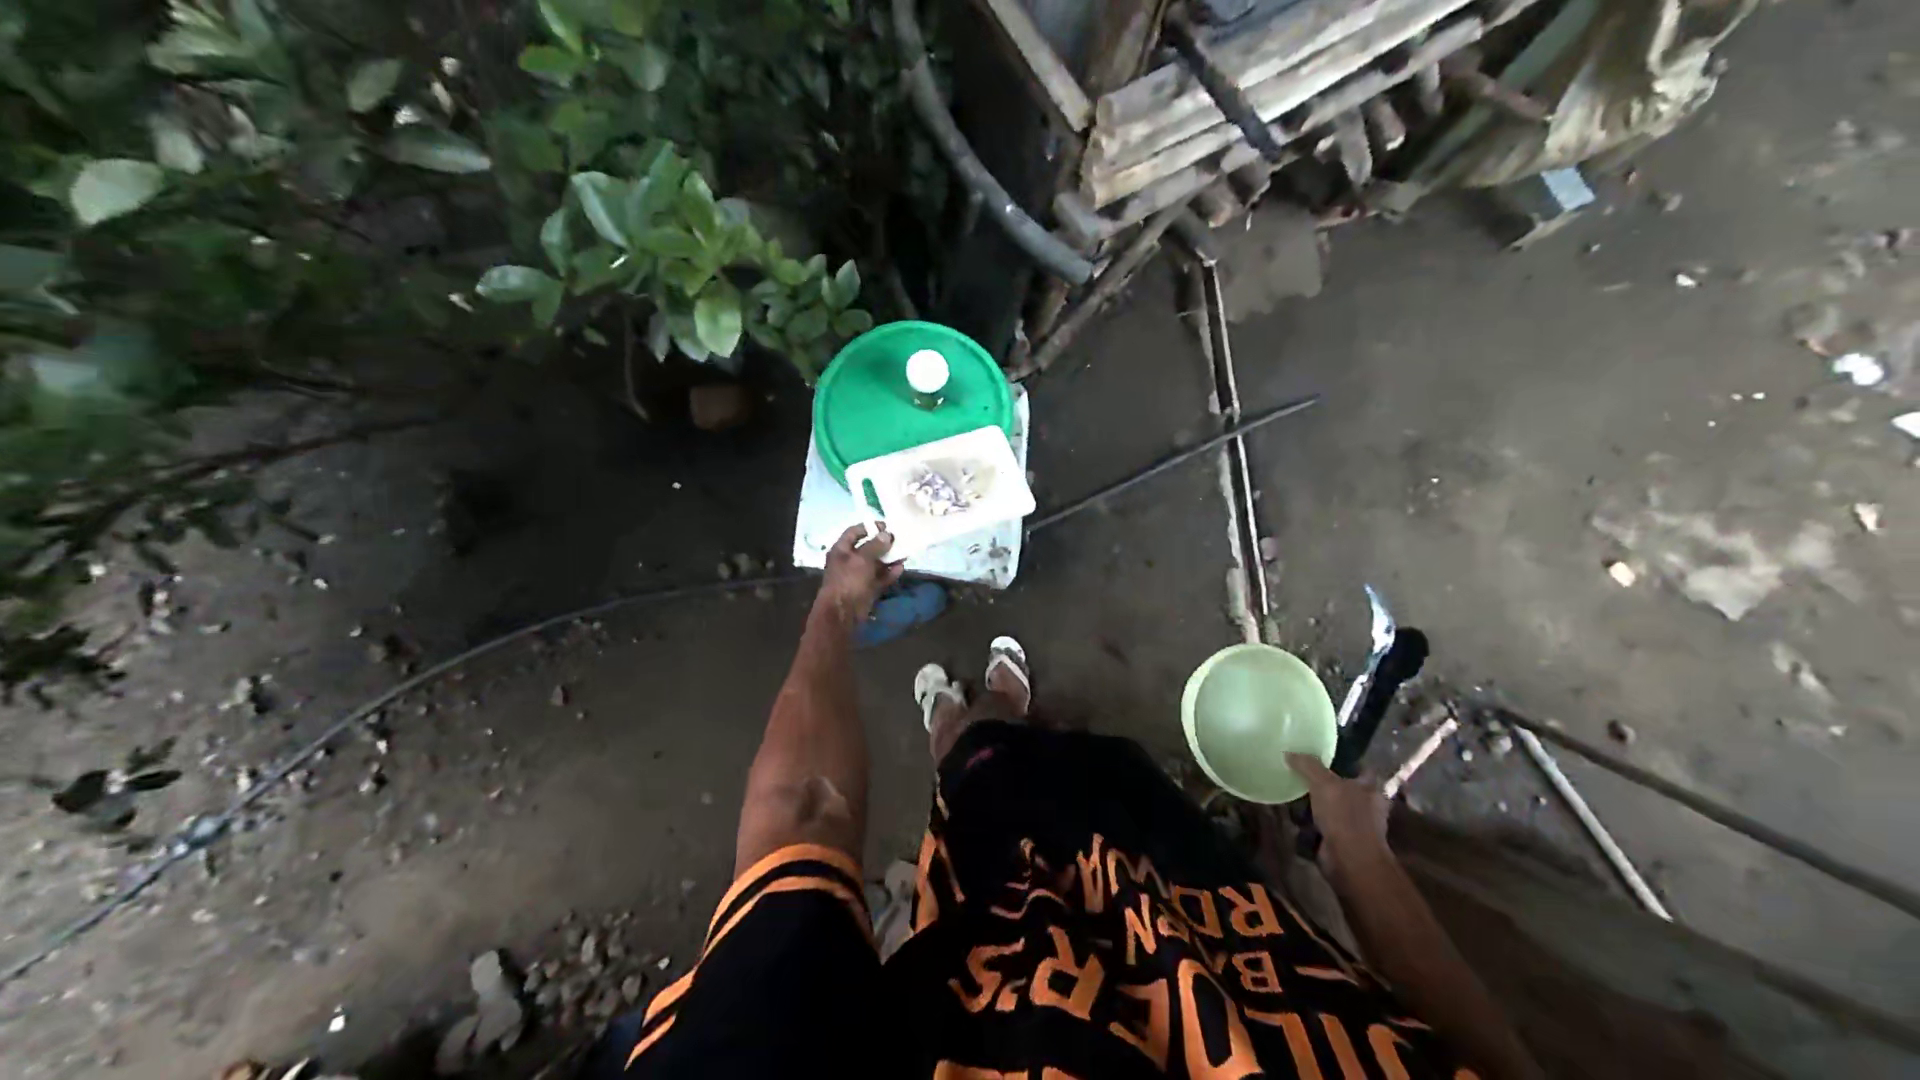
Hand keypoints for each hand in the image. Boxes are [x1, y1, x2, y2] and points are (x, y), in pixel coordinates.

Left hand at [815, 524, 903, 622]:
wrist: (843, 612)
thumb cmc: (849, 580)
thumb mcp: (862, 558)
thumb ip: (875, 545)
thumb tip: (887, 534)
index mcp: (841, 550)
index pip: (854, 532)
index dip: (869, 527)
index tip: (885, 526)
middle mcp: (849, 561)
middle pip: (867, 548)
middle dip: (883, 543)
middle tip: (899, 539)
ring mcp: (858, 576)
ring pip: (876, 563)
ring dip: (889, 558)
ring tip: (904, 552)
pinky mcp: (867, 589)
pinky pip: (880, 578)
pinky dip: (890, 573)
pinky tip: (901, 568)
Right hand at [1287, 753, 1390, 875]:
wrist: (1349, 860)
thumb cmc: (1344, 816)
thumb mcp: (1323, 783)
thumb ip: (1308, 765)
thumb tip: (1289, 753)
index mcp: (1370, 788)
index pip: (1361, 768)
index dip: (1345, 760)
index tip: (1323, 755)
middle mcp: (1366, 805)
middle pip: (1343, 788)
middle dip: (1323, 785)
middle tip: (1300, 775)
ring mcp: (1355, 825)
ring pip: (1331, 807)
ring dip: (1314, 806)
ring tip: (1293, 796)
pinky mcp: (1341, 841)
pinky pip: (1322, 826)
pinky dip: (1310, 824)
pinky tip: (1295, 819)